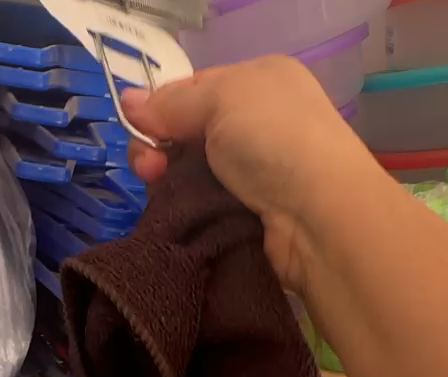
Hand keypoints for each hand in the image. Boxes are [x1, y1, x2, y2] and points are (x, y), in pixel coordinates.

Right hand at [122, 57, 392, 290]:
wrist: (318, 217)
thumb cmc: (274, 140)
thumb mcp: (222, 99)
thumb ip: (173, 103)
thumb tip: (129, 102)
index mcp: (257, 85)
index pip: (194, 91)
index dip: (161, 109)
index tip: (138, 129)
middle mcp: (255, 128)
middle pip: (186, 136)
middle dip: (158, 150)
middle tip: (149, 171)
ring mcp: (249, 178)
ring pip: (188, 178)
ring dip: (166, 184)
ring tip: (156, 193)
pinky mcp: (242, 220)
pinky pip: (200, 211)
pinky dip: (183, 212)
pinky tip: (171, 216)